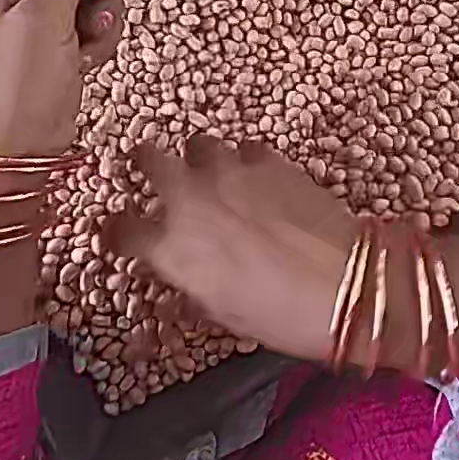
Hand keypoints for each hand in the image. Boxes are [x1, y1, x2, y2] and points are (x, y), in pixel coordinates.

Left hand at [0, 0, 152, 156]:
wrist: (16, 148)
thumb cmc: (18, 82)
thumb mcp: (45, 14)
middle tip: (96, 14)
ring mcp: (51, 19)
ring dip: (105, 20)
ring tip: (84, 45)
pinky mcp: (68, 44)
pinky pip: (102, 26)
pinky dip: (102, 41)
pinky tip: (85, 60)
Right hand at [107, 135, 359, 361]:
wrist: (342, 282)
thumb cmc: (278, 313)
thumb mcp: (222, 311)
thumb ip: (192, 280)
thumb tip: (184, 270)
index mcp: (173, 247)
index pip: (120, 230)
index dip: (116, 230)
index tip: (120, 230)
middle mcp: (192, 200)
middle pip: (149, 159)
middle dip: (146, 162)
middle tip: (153, 169)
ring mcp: (231, 172)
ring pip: (201, 145)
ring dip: (201, 160)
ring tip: (216, 176)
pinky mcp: (269, 160)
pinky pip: (246, 150)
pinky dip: (246, 163)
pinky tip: (260, 180)